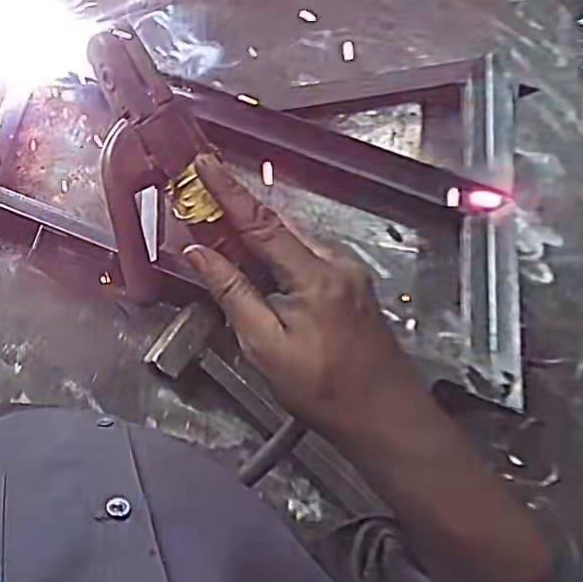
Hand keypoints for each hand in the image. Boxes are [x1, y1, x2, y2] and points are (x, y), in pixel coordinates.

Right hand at [182, 154, 550, 581]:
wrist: (388, 420)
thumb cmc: (325, 390)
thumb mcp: (265, 345)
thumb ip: (231, 292)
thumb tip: (197, 252)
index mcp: (316, 276)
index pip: (260, 222)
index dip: (226, 190)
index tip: (203, 161)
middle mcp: (335, 263)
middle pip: (273, 223)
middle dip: (232, 204)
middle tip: (194, 191)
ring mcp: (344, 272)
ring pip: (285, 237)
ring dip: (246, 227)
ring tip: (209, 221)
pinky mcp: (344, 283)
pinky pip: (296, 252)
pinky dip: (265, 246)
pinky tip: (244, 254)